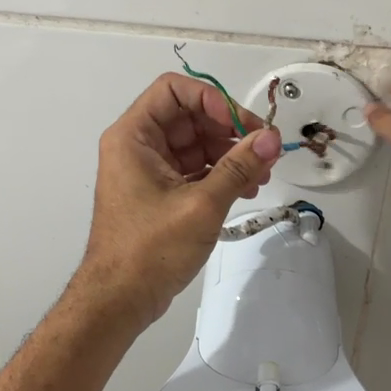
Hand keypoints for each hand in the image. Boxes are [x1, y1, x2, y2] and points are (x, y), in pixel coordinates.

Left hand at [75, 73, 283, 323]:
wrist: (119, 299)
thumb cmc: (151, 249)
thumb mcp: (202, 205)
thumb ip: (239, 167)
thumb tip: (271, 138)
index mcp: (134, 137)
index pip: (175, 90)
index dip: (212, 100)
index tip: (243, 127)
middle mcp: (138, 146)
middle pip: (189, 117)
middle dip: (229, 130)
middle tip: (264, 152)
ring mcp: (148, 171)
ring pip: (195, 144)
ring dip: (230, 154)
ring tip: (262, 175)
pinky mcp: (159, 194)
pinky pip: (193, 170)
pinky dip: (220, 174)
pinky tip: (247, 188)